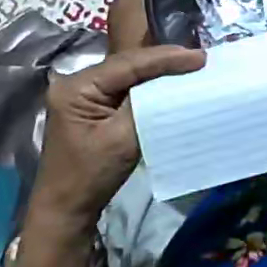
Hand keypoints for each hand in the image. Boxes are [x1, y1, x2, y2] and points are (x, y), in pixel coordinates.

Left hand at [31, 45, 205, 226]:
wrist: (66, 209)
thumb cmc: (91, 175)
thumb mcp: (122, 139)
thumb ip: (147, 105)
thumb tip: (175, 82)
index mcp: (77, 87)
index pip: (127, 64)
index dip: (165, 58)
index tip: (199, 57)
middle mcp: (78, 83)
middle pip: (128, 64)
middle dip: (164, 61)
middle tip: (200, 59)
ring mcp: (85, 94)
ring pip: (129, 74)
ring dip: (160, 71)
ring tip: (191, 65)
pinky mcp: (95, 106)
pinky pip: (127, 88)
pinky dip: (151, 86)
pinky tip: (171, 82)